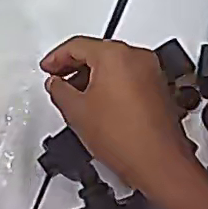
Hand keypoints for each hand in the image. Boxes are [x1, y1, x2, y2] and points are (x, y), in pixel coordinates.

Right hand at [40, 37, 202, 197]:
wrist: (158, 163)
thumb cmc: (126, 138)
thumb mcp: (77, 111)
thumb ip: (59, 90)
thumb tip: (56, 84)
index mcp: (115, 55)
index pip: (77, 45)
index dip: (56, 57)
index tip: (48, 67)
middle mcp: (137, 58)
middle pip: (98, 52)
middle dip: (74, 66)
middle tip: (58, 78)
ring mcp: (152, 72)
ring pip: (114, 65)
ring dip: (93, 76)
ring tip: (76, 95)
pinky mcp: (159, 88)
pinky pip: (129, 77)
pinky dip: (112, 85)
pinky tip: (99, 104)